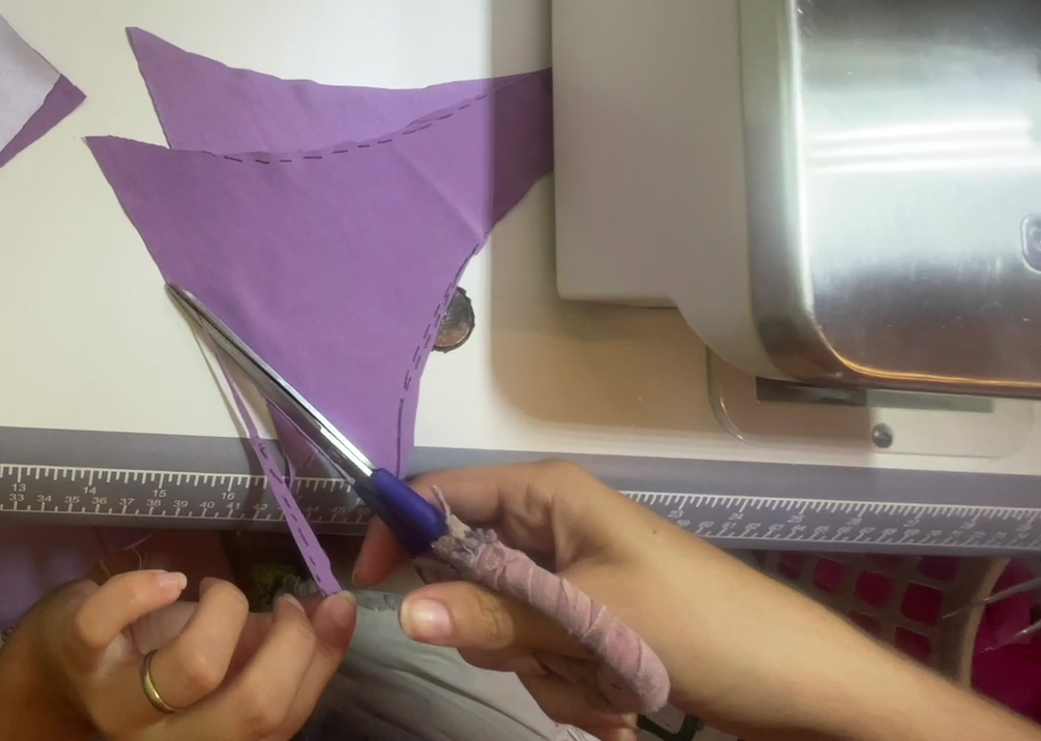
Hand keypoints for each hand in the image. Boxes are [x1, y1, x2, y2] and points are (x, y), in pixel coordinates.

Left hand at [0, 570, 355, 739]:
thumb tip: (331, 609)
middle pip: (250, 710)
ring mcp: (117, 697)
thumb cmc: (145, 665)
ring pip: (194, 667)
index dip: (316, 659)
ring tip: (215, 589)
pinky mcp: (76, 648)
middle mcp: (167, 737)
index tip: (328, 605)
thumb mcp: (214, 665)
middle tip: (284, 601)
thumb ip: (269, 649)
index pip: (282, 721)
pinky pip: (110, 620)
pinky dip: (144, 589)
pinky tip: (167, 578)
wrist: (53, 676)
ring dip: (224, 608)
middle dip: (287, 643)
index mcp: (208, 739)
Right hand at [355, 459, 1040, 740]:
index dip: (396, 532)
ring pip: (497, 618)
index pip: (436, 496)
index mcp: (541, 494)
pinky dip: (564, 682)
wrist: (825, 700)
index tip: (370, 585)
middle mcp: (545, 525)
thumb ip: (491, 614)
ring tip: (605, 686)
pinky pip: (533, 649)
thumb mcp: (592, 623)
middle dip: (495, 626)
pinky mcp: (586, 618)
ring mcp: (566, 573)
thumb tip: (401, 611)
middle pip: (463, 567)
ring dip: (538, 665)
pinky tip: (617, 701)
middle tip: (542, 653)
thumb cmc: (708, 632)